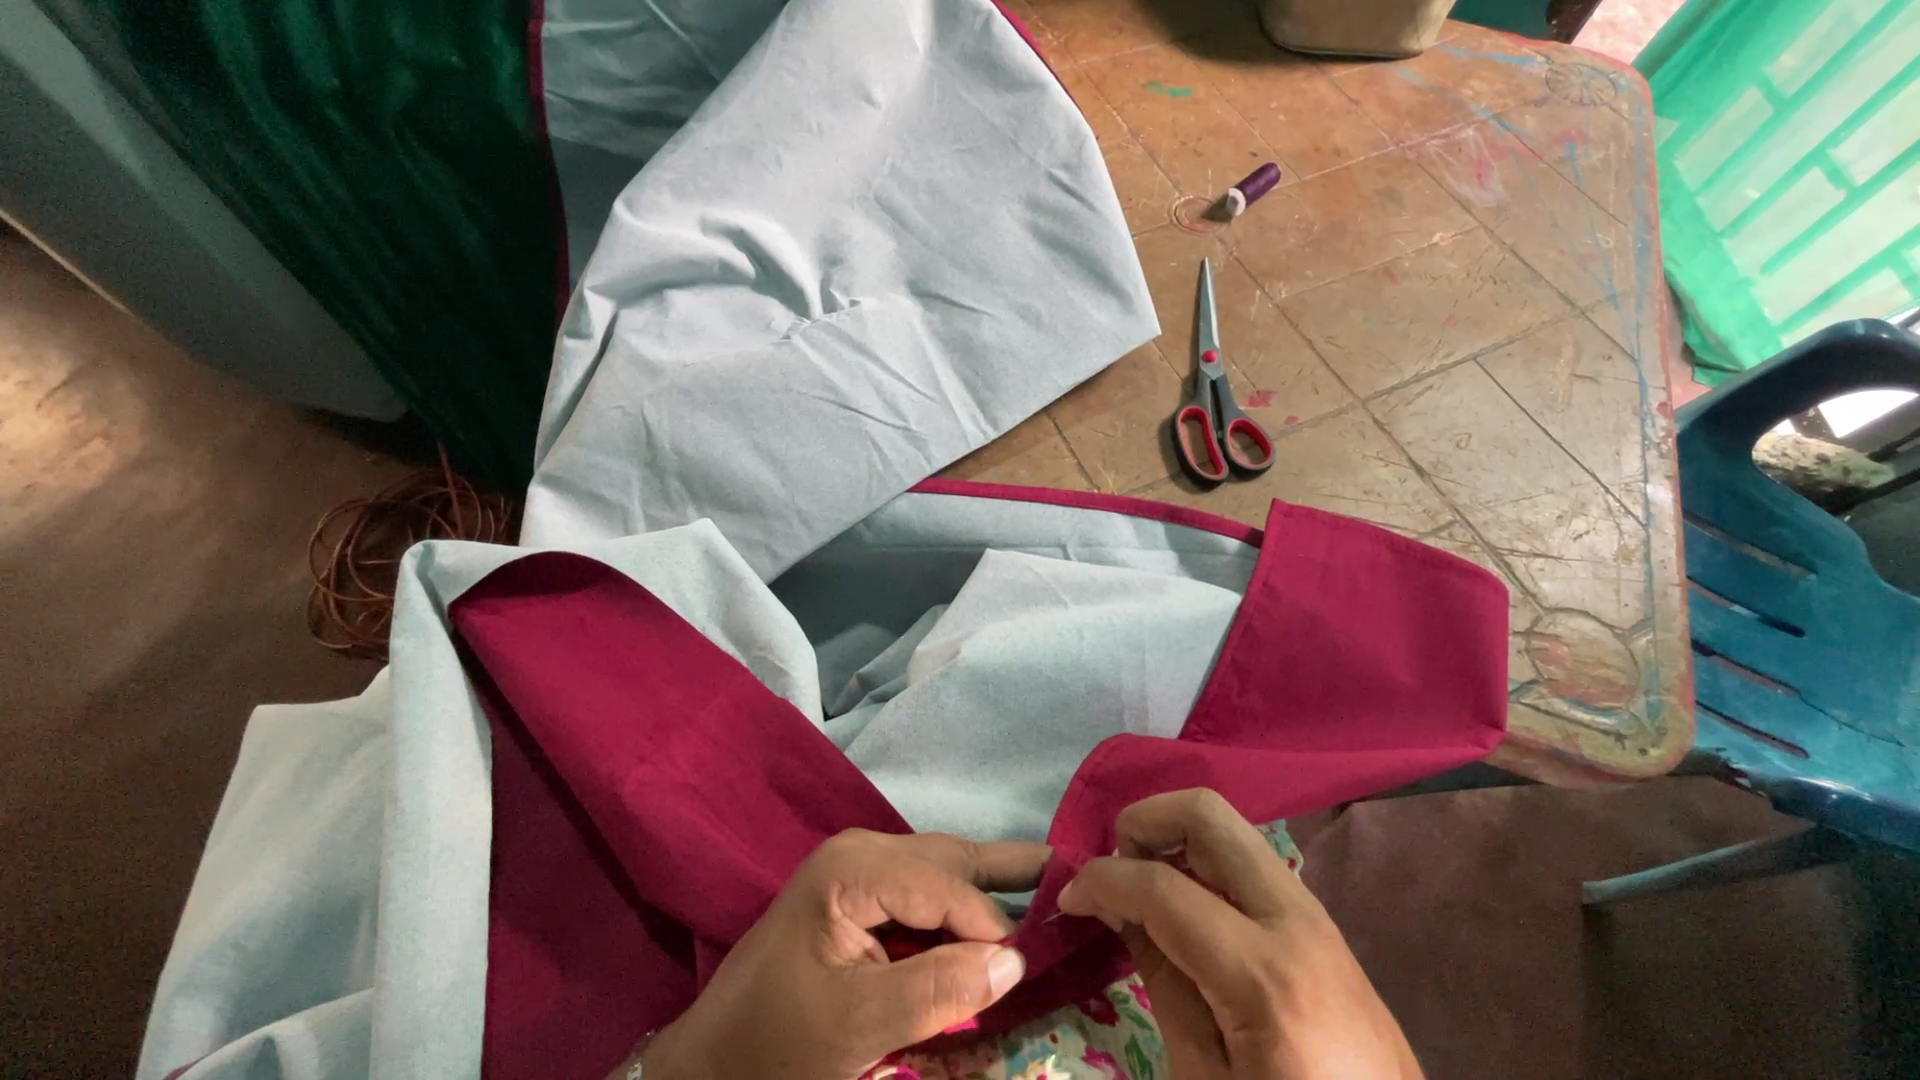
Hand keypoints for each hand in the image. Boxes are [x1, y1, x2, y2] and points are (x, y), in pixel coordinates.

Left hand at [634, 830, 1047, 1079]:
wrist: (712, 1063)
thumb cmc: (779, 1044)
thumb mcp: (860, 1025)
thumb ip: (939, 987)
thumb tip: (1016, 958)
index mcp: (855, 869)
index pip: (948, 885)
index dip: (995, 925)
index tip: (1040, 966)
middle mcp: (861, 853)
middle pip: (951, 862)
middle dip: (1010, 875)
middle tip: (1075, 883)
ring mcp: (859, 871)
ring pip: (943, 871)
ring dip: (992, 886)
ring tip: (1053, 885)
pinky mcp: (860, 897)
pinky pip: (925, 892)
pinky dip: (963, 906)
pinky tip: (999, 915)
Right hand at [1057, 790, 1420, 1079]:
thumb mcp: (1203, 1076)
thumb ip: (1160, 979)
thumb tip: (1119, 908)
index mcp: (1262, 974)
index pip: (1161, 885)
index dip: (1101, 880)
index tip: (1069, 897)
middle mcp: (1294, 919)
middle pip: (1206, 813)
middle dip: (1143, 823)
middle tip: (1114, 870)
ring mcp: (1313, 912)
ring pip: (1230, 825)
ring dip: (1174, 836)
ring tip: (1142, 888)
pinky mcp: (1319, 919)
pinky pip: (1247, 859)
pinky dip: (1201, 859)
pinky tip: (1182, 906)